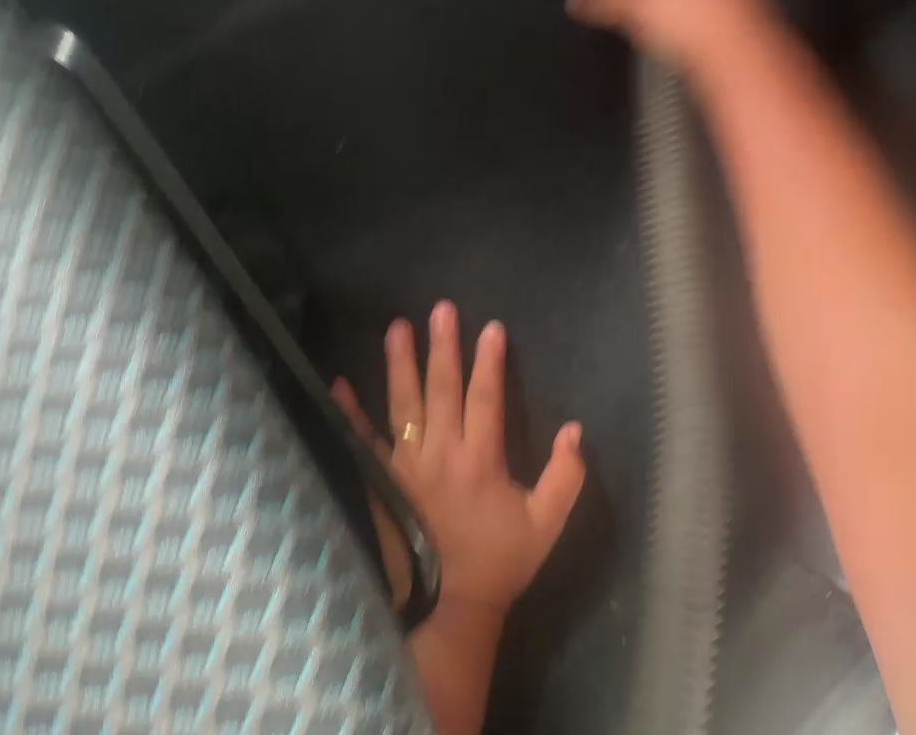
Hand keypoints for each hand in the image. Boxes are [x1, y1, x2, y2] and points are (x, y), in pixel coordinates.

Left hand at [331, 300, 585, 618]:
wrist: (451, 606)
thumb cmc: (500, 562)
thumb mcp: (546, 525)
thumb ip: (565, 477)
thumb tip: (575, 430)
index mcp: (481, 460)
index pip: (486, 398)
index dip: (490, 362)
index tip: (492, 327)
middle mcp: (441, 454)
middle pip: (442, 390)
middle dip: (444, 347)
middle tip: (441, 309)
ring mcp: (406, 466)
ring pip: (403, 405)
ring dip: (400, 365)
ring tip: (396, 327)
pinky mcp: (381, 482)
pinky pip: (364, 442)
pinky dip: (351, 412)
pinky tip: (339, 382)